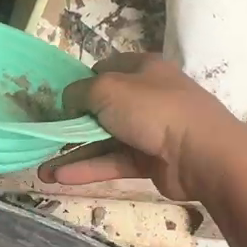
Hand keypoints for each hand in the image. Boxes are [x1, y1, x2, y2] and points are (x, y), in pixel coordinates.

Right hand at [39, 53, 246, 201]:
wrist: (204, 154)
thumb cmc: (154, 110)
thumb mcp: (107, 89)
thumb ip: (79, 92)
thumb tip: (68, 100)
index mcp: (142, 69)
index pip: (104, 70)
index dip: (80, 83)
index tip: (57, 100)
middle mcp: (145, 96)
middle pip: (101, 107)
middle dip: (71, 123)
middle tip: (46, 135)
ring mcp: (148, 130)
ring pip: (103, 140)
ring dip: (73, 154)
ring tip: (43, 170)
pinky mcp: (149, 159)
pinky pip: (112, 161)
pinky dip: (88, 169)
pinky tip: (60, 178)